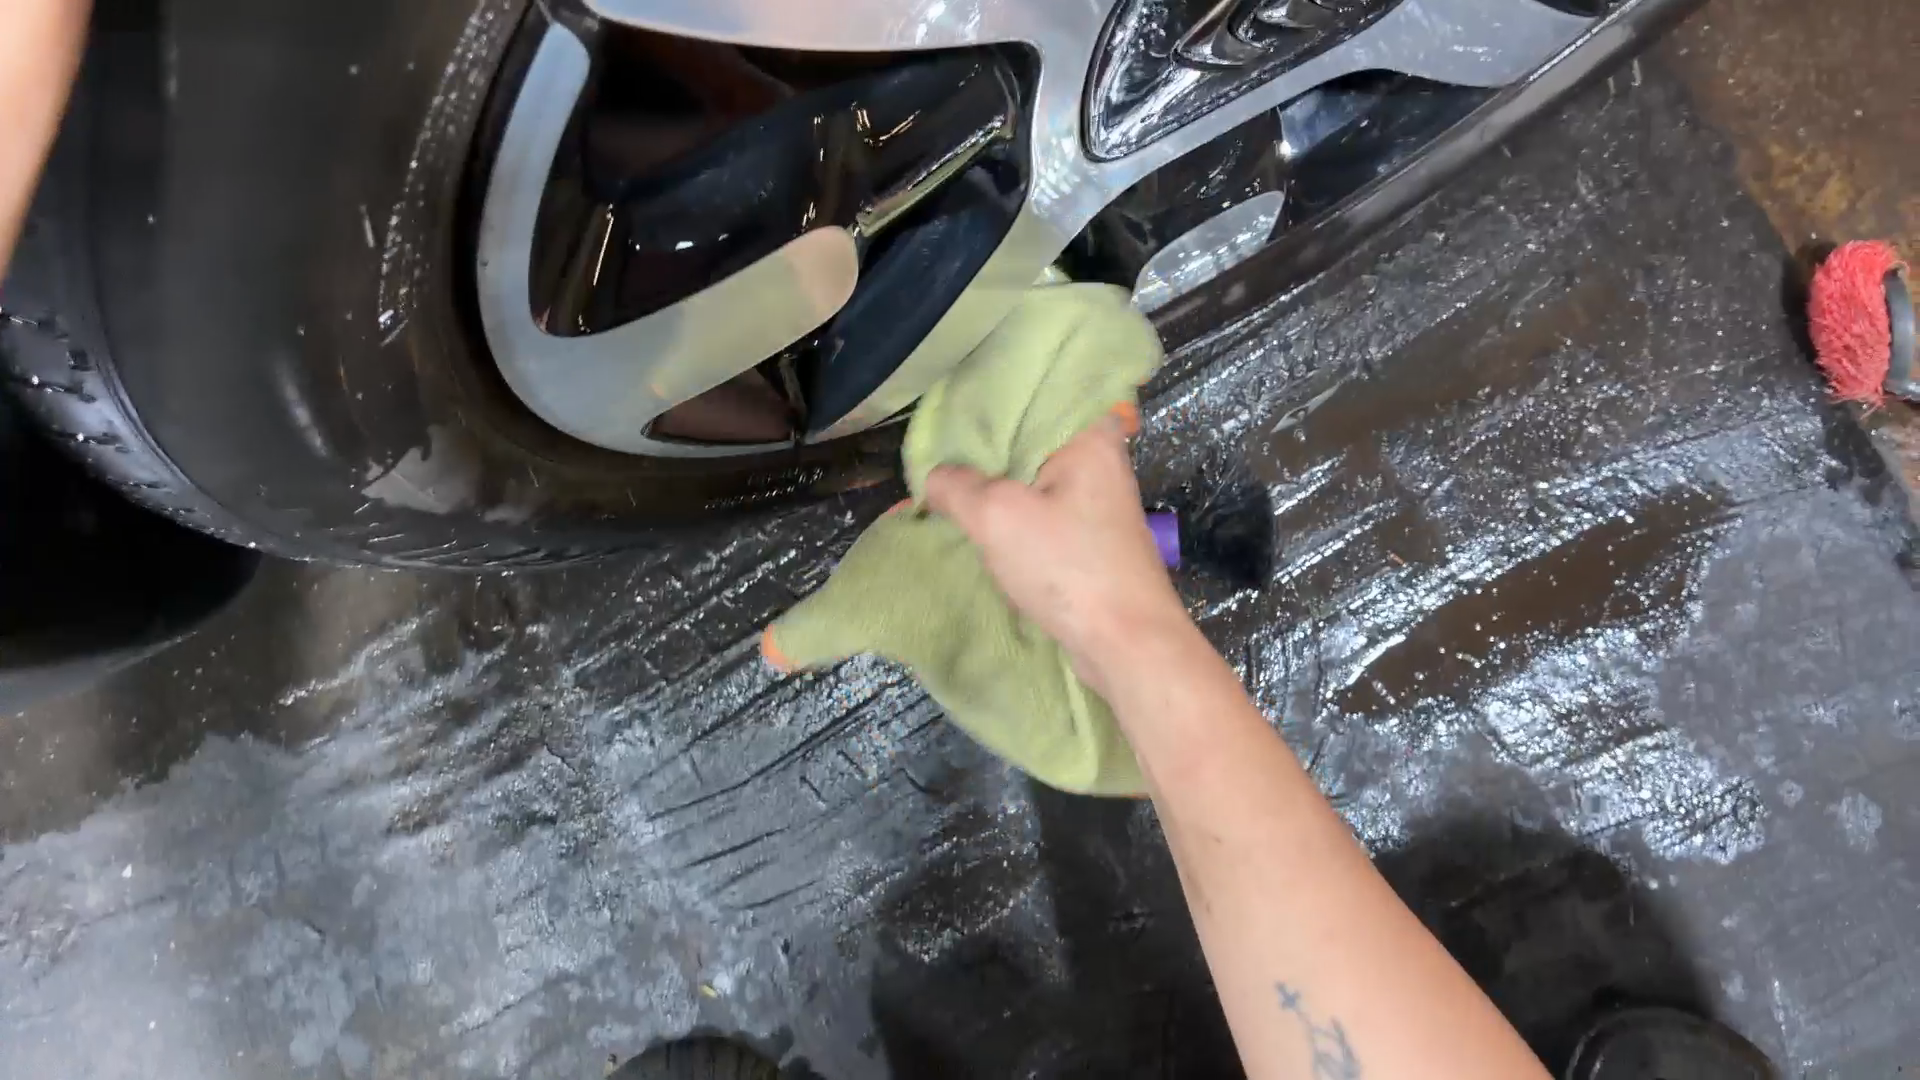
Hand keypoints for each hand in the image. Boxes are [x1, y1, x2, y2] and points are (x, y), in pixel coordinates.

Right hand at [923, 411, 1197, 698]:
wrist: (1125, 643)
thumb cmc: (1067, 566)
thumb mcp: (996, 516)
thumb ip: (955, 486)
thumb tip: (933, 476)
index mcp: (1088, 435)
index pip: (1036, 396)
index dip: (989, 404)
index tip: (949, 414)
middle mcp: (1099, 461)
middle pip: (1029, 441)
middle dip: (981, 452)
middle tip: (934, 455)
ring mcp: (1096, 503)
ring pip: (1032, 482)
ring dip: (992, 491)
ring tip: (944, 490)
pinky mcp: (1090, 540)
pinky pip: (1039, 515)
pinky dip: (1009, 520)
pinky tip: (976, 527)